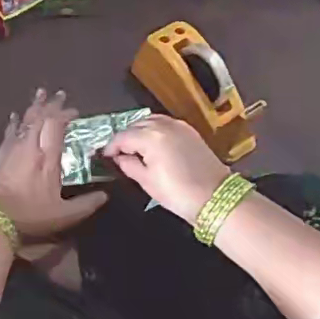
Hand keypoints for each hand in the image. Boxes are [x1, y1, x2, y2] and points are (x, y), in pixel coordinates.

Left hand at [0, 89, 108, 238]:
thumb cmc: (30, 216)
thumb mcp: (64, 215)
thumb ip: (86, 204)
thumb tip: (104, 196)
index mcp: (48, 159)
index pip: (56, 126)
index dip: (64, 114)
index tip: (73, 111)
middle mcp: (30, 149)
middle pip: (39, 119)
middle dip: (50, 105)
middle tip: (58, 94)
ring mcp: (13, 152)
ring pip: (24, 122)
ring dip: (33, 108)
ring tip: (39, 95)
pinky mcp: (0, 159)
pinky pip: (9, 134)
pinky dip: (14, 123)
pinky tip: (14, 117)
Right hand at [100, 114, 230, 223]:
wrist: (215, 197)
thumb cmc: (177, 193)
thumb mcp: (146, 181)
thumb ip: (129, 165)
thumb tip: (119, 158)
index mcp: (150, 137)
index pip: (122, 137)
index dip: (111, 147)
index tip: (105, 157)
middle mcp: (164, 125)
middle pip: (135, 125)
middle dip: (125, 138)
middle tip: (119, 154)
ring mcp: (179, 126)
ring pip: (150, 121)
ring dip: (139, 131)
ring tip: (135, 148)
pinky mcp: (190, 131)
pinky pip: (165, 124)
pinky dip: (155, 130)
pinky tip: (153, 144)